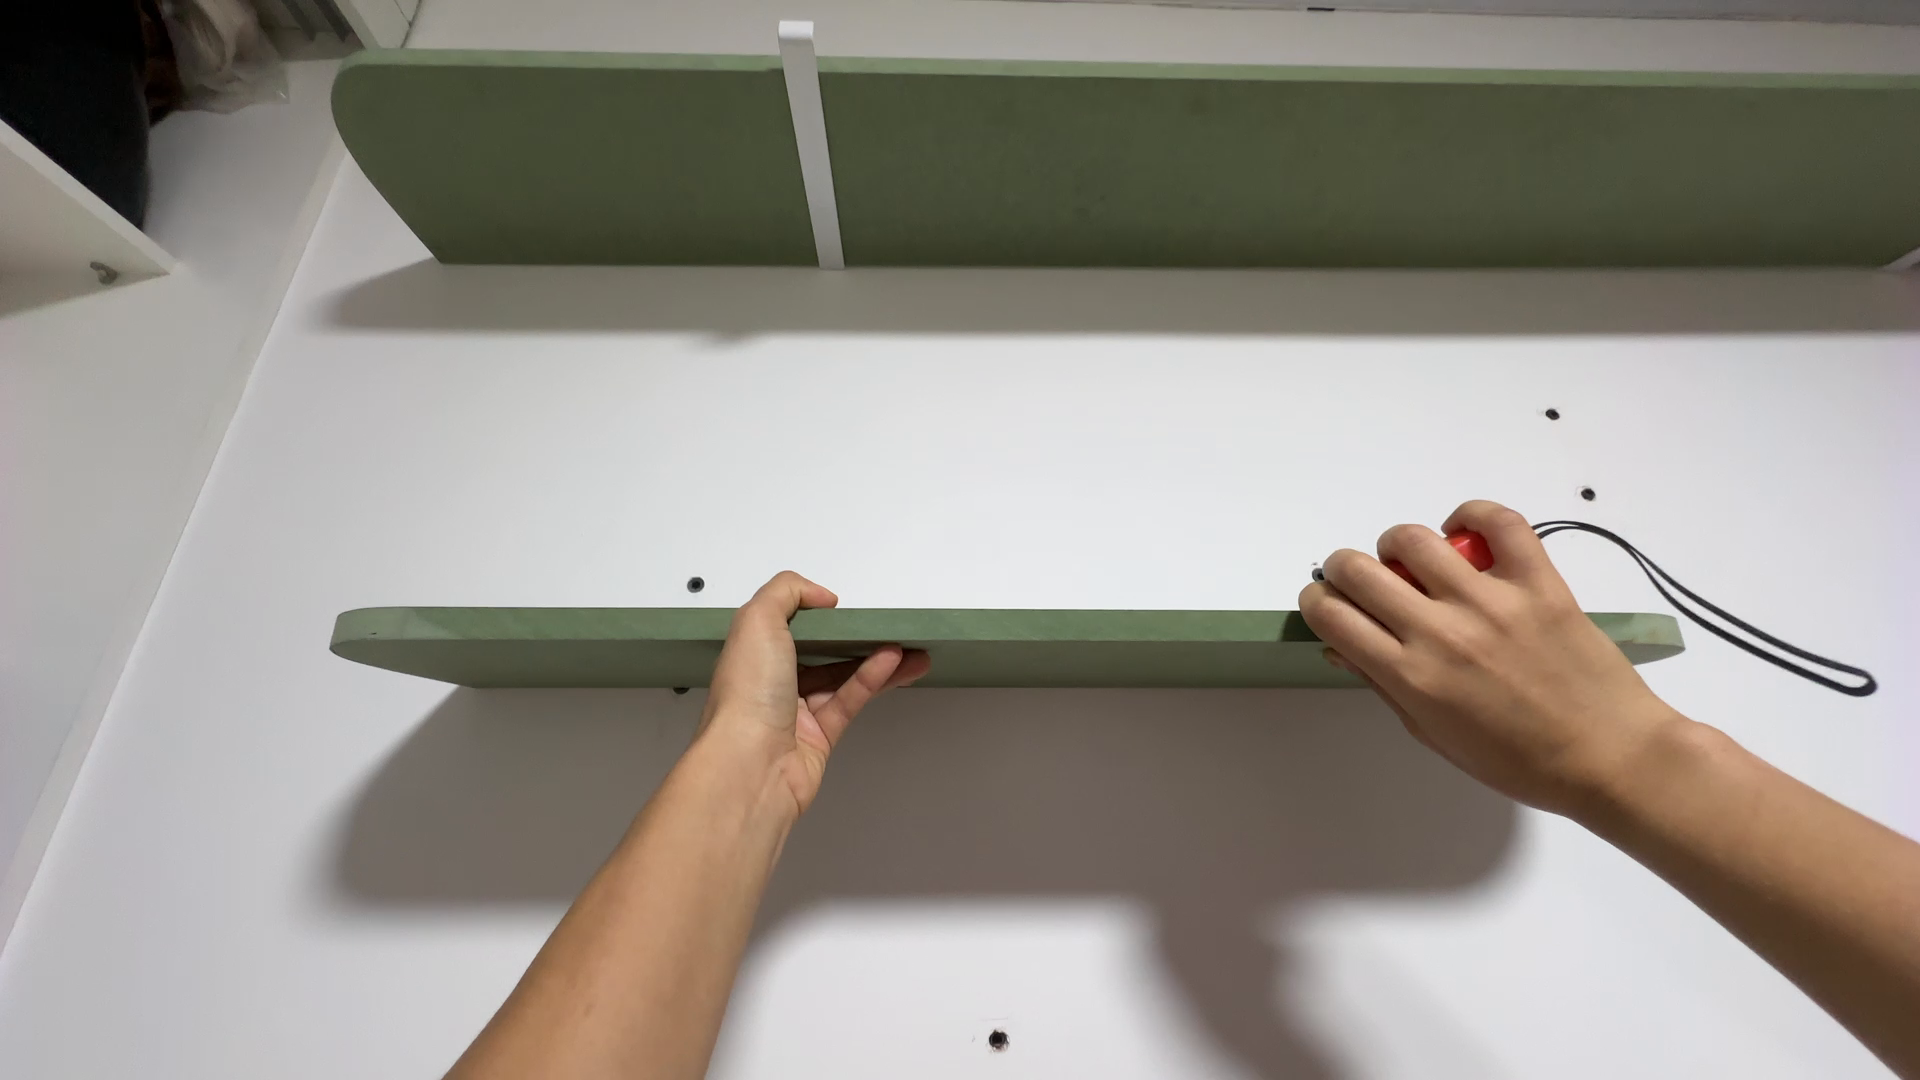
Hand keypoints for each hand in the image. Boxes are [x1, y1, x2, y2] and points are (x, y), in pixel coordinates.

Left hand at [696, 572, 929, 816]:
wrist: (750, 767)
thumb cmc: (748, 693)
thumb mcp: (757, 620)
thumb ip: (787, 592)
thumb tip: (822, 597)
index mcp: (750, 654)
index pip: (783, 625)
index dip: (812, 613)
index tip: (841, 605)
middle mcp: (770, 682)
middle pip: (818, 652)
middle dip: (853, 638)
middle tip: (887, 626)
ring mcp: (796, 712)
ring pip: (842, 677)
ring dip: (877, 658)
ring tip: (911, 646)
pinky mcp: (820, 737)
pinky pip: (851, 699)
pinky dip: (874, 678)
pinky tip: (897, 662)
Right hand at [1298, 500, 1687, 813]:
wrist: (1614, 759)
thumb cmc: (1514, 759)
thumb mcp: (1429, 732)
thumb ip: (1380, 684)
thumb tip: (1341, 644)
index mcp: (1410, 675)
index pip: (1330, 614)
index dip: (1316, 602)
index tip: (1329, 608)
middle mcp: (1441, 632)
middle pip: (1356, 570)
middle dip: (1342, 571)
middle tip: (1361, 585)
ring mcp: (1491, 602)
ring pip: (1412, 540)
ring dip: (1395, 546)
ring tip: (1412, 564)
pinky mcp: (1539, 583)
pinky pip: (1499, 522)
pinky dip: (1471, 517)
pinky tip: (1463, 537)